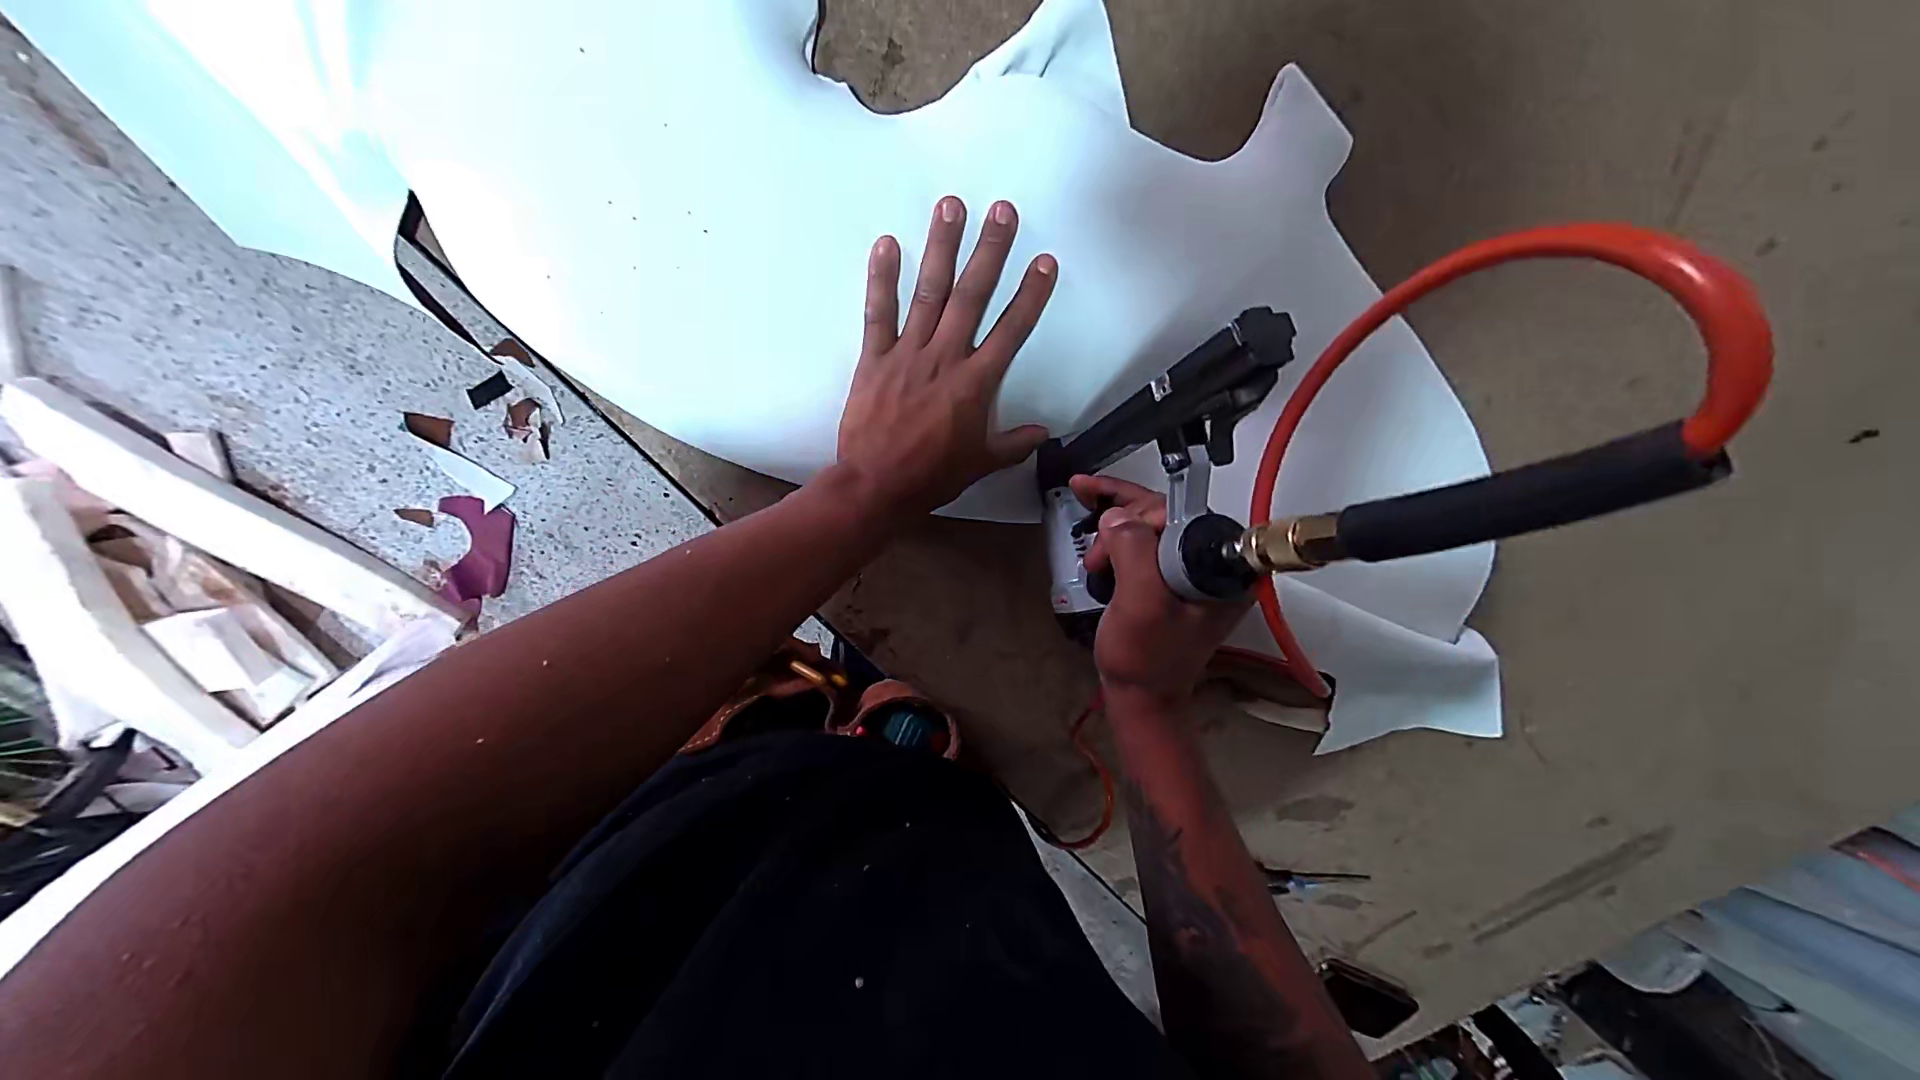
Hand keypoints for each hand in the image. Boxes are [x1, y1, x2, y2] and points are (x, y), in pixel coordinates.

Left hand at [835, 197, 1056, 519]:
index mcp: (975, 383)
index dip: (1030, 295)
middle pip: (972, 296)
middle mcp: (944, 358)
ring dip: (941, 248)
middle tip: (1001, 211)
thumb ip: (1014, 443)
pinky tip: (888, 244)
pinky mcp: (875, 359)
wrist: (877, 485)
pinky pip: (878, 313)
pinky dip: (882, 278)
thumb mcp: (980, 462)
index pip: (1011, 330)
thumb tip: (1042, 434)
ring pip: (929, 293)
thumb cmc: (930, 476)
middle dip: (989, 251)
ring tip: (950, 207)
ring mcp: (907, 355)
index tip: (1044, 263)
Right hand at [1070, 475, 1249, 707]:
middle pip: (1165, 514)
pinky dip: (1118, 537)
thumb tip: (1116, 515)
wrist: (1139, 696)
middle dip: (1122, 523)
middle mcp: (1214, 564)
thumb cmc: (1143, 658)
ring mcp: (1192, 571)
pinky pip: (1146, 542)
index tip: (1107, 524)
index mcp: (1224, 570)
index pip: (1184, 514)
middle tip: (1095, 555)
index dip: (1142, 513)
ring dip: (1115, 530)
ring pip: (1151, 524)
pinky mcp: (1171, 577)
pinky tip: (1098, 542)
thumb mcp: (1139, 605)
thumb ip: (1133, 553)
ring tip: (1092, 557)